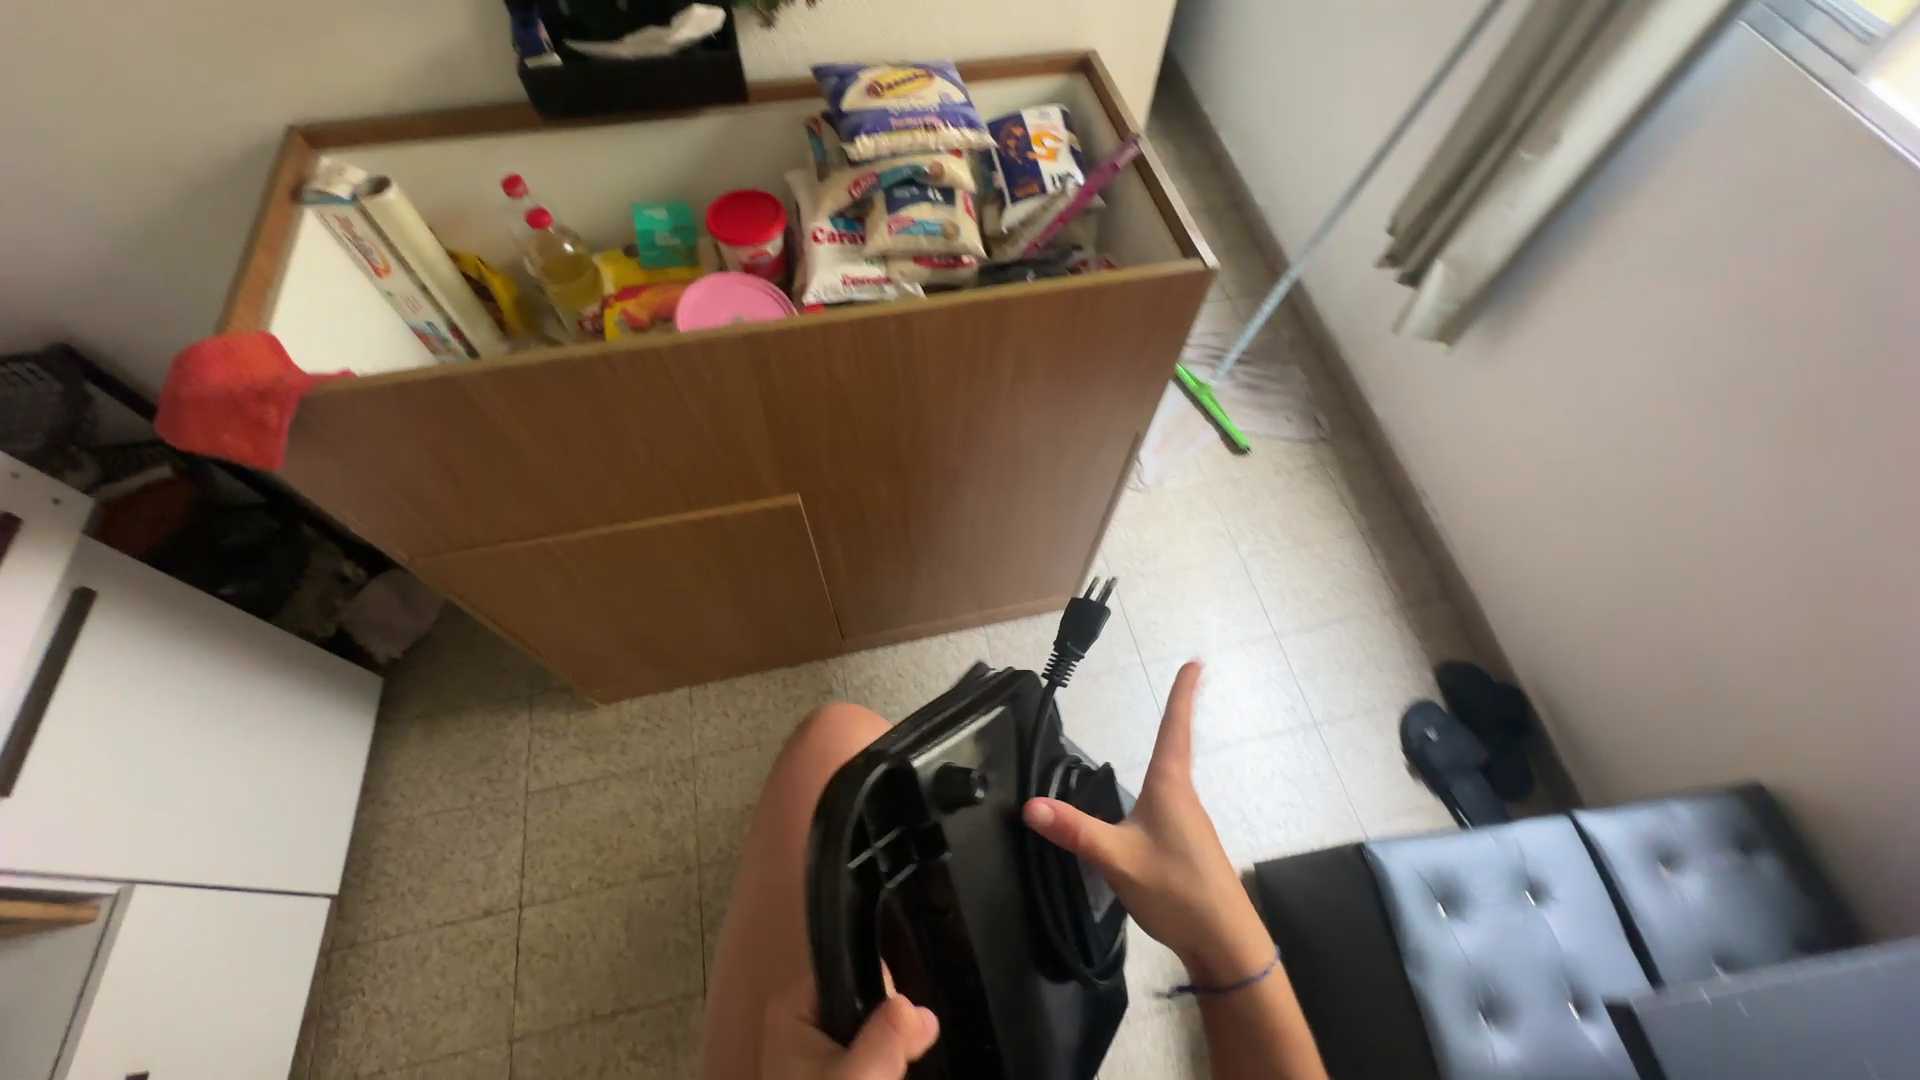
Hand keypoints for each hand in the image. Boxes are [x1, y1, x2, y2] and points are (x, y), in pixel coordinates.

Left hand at [761, 975, 939, 1079]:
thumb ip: (886, 1042)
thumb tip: (920, 1009)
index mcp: (796, 1002)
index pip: (854, 965)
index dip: (887, 985)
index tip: (909, 1016)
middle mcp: (805, 1014)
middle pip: (868, 993)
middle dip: (893, 1022)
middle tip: (906, 1051)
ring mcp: (818, 1043)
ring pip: (874, 1024)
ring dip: (893, 1046)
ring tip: (902, 1064)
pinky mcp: (833, 1068)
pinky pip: (871, 1047)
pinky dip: (886, 1062)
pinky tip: (895, 1071)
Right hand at [1023, 661, 1273, 984]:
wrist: (1226, 943)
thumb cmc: (1177, 890)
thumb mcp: (1117, 859)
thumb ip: (1074, 831)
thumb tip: (1029, 805)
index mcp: (1170, 786)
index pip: (1174, 727)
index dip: (1183, 693)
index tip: (1196, 662)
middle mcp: (1182, 796)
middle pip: (1175, 747)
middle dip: (1176, 715)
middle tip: (1183, 683)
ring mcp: (1188, 822)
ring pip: (1170, 780)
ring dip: (1165, 753)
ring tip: (1158, 736)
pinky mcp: (1187, 846)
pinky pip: (1167, 807)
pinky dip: (1155, 791)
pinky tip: (1140, 815)